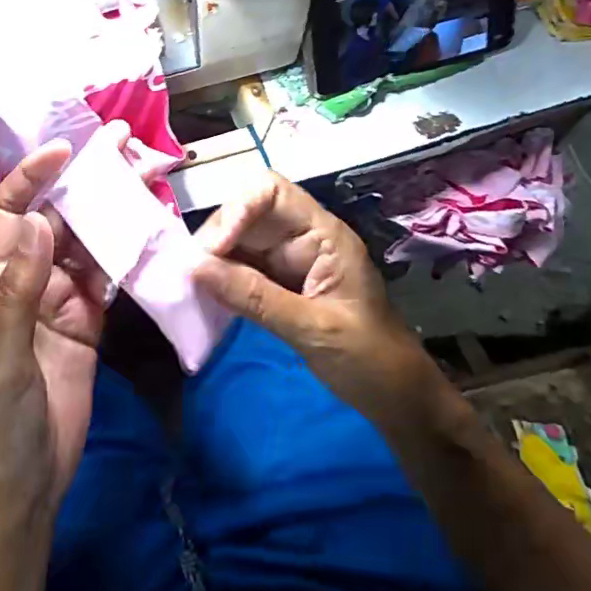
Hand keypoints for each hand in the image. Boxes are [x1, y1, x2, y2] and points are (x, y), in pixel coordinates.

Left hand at [0, 123, 158, 518]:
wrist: (27, 485)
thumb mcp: (3, 359)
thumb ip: (20, 292)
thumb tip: (39, 222)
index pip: (11, 212)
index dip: (33, 175)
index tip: (67, 148)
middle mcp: (28, 278)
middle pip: (56, 217)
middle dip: (86, 181)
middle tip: (124, 148)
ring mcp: (61, 299)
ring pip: (87, 242)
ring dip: (112, 211)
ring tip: (145, 177)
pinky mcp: (89, 320)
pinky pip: (109, 275)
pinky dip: (127, 252)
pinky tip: (151, 229)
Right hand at [190, 172, 430, 416]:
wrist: (397, 399)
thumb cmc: (370, 359)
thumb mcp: (313, 330)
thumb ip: (255, 297)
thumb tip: (195, 267)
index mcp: (323, 236)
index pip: (271, 192)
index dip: (237, 209)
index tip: (213, 250)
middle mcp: (302, 238)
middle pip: (247, 213)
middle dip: (218, 236)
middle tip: (194, 274)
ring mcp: (288, 261)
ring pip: (239, 240)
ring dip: (213, 258)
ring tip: (193, 286)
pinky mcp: (278, 285)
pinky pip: (240, 268)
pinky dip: (220, 278)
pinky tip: (205, 295)